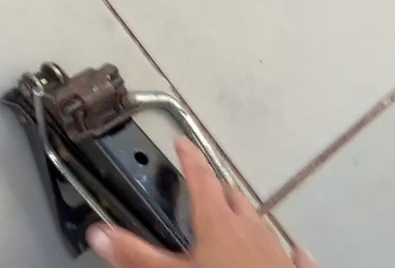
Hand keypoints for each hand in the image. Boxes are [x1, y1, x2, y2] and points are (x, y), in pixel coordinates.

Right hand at [87, 138, 314, 267]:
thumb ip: (135, 254)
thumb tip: (96, 232)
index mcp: (218, 222)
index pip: (201, 178)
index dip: (190, 158)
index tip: (182, 140)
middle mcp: (250, 230)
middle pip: (232, 197)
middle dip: (216, 186)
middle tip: (202, 182)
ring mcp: (280, 256)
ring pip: (260, 224)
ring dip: (245, 215)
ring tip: (235, 213)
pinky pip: (297, 260)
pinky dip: (293, 254)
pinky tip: (298, 253)